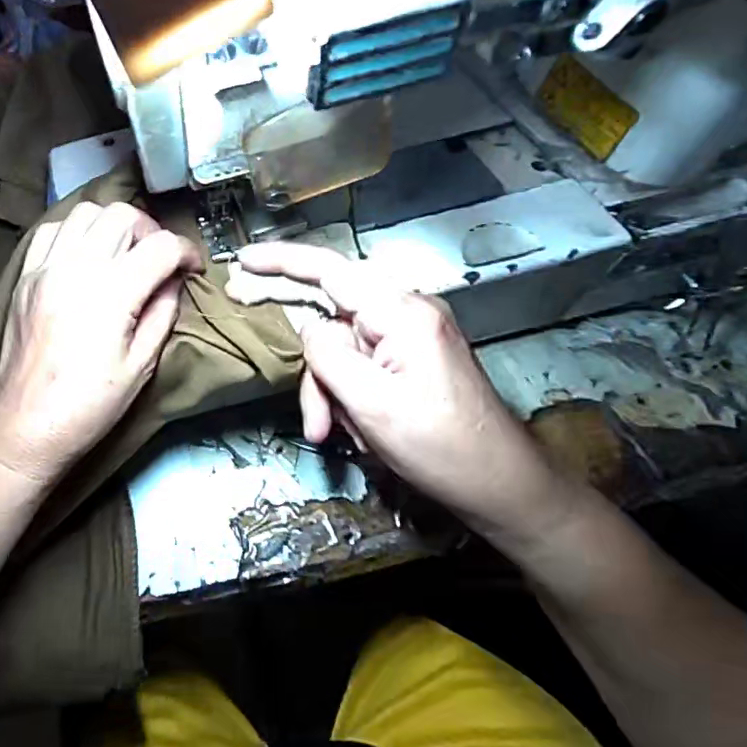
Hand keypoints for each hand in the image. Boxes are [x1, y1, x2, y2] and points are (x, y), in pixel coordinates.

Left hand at [0, 202, 203, 487]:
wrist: (24, 425)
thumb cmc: (88, 405)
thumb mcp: (141, 364)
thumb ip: (163, 312)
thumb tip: (173, 280)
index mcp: (111, 293)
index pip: (161, 246)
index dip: (187, 252)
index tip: (193, 268)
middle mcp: (76, 268)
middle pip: (123, 214)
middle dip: (151, 230)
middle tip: (158, 259)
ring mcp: (45, 267)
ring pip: (86, 212)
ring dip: (113, 225)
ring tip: (123, 253)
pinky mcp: (25, 275)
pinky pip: (53, 229)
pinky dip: (77, 232)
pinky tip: (86, 255)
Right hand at [235, 243, 583, 539]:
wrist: (502, 485)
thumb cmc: (441, 448)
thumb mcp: (371, 404)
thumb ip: (328, 356)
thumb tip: (309, 327)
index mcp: (402, 313)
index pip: (331, 270)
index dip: (282, 262)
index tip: (245, 261)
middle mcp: (408, 312)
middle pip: (334, 322)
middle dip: (319, 374)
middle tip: (315, 421)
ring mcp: (413, 334)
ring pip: (345, 350)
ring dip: (335, 395)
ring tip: (349, 444)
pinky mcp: (414, 356)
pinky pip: (365, 364)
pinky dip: (353, 396)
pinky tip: (364, 432)